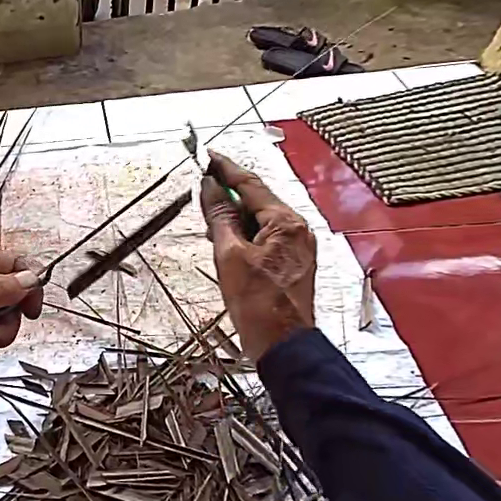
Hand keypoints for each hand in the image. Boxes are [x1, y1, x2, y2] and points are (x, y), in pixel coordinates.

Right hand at [200, 152, 316, 360]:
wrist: (283, 345)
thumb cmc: (258, 305)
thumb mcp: (229, 255)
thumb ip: (220, 216)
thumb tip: (209, 187)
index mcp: (286, 223)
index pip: (252, 185)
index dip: (226, 169)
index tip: (209, 156)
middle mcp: (297, 230)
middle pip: (257, 202)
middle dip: (229, 198)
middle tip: (203, 193)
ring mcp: (297, 247)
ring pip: (260, 221)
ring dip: (234, 220)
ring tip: (211, 229)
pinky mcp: (291, 263)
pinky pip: (265, 238)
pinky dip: (244, 237)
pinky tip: (227, 246)